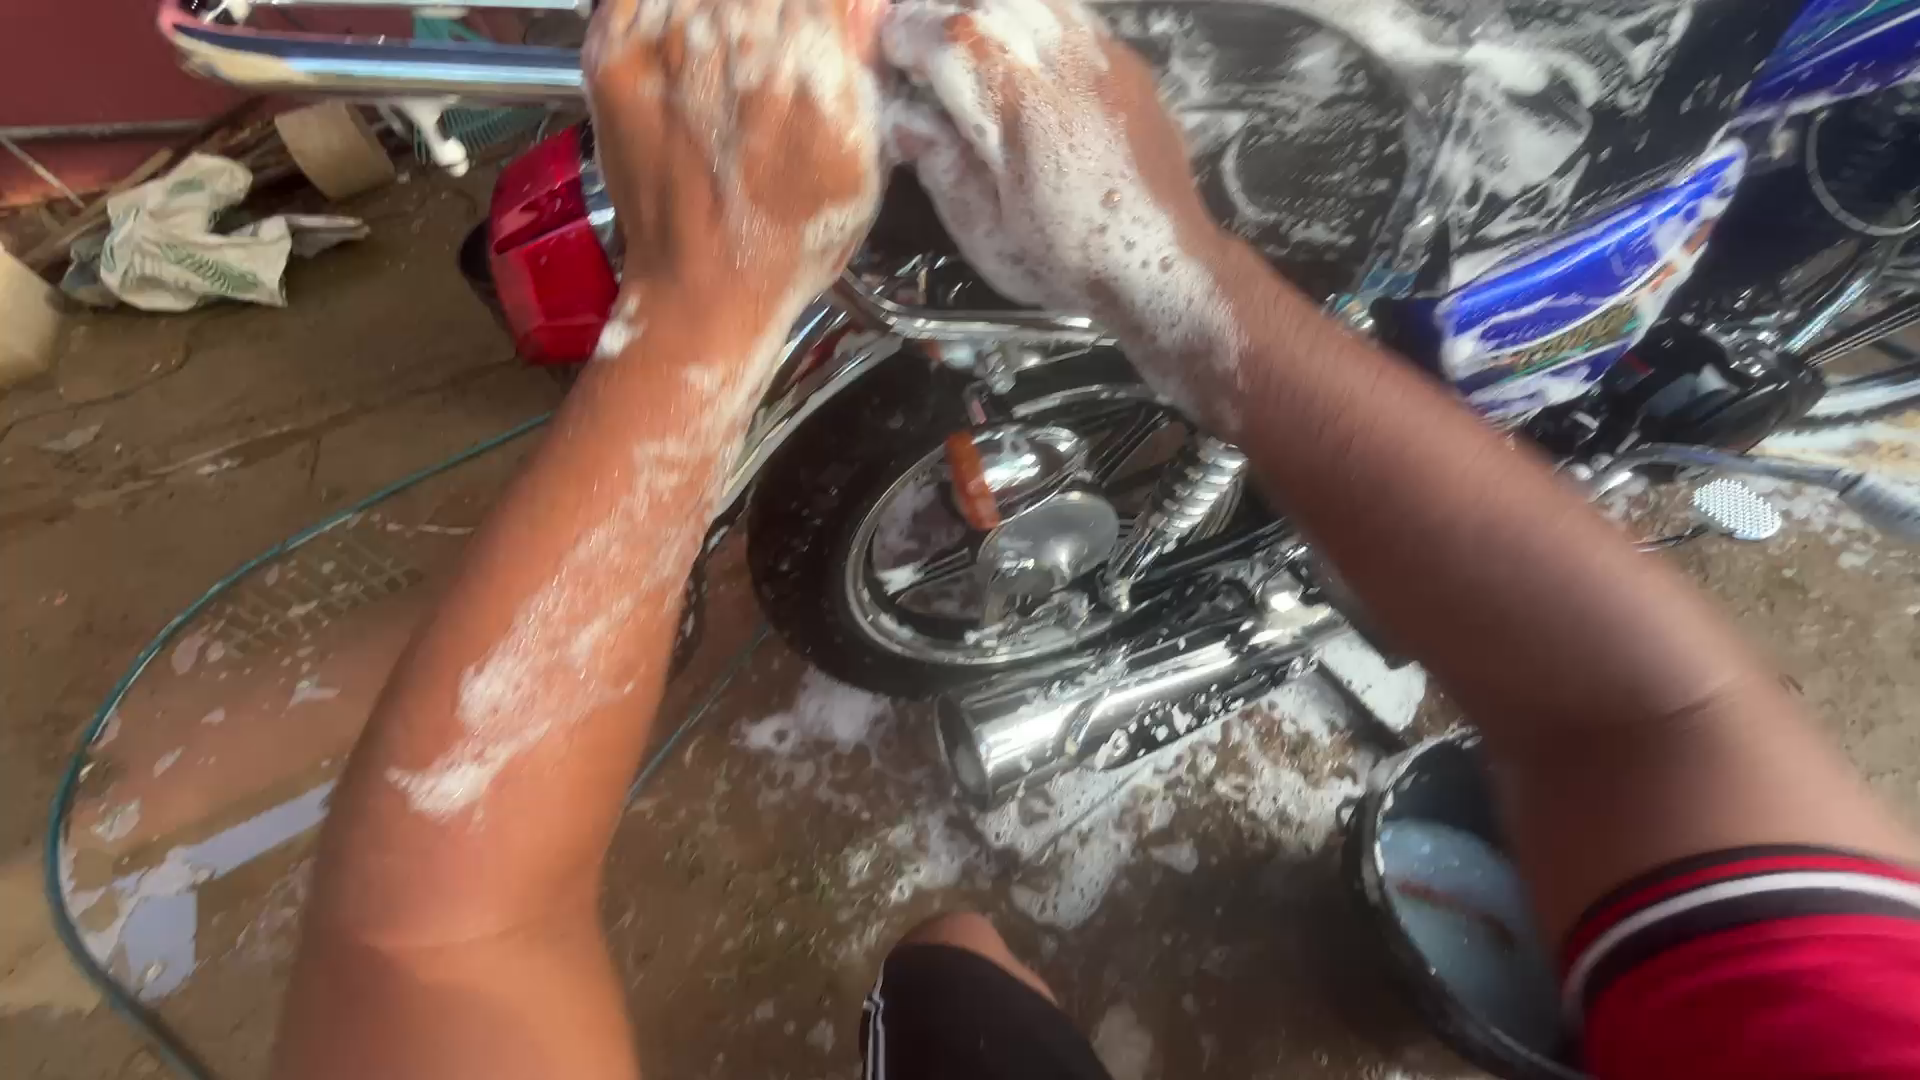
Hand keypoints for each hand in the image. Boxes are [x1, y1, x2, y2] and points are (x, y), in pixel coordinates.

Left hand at [584, 0, 886, 316]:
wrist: (704, 289)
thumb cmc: (789, 248)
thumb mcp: (861, 177)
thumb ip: (863, 83)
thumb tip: (861, 11)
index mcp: (812, 67)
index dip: (815, 15)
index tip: (810, 35)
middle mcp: (740, 38)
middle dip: (769, 16)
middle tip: (766, 63)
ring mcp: (670, 40)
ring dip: (719, 15)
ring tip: (724, 73)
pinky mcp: (616, 53)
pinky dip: (667, 10)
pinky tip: (685, 49)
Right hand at [880, 0, 1245, 430]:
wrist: (1160, 266)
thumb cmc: (1075, 264)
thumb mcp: (990, 236)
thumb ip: (943, 169)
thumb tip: (902, 120)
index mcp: (1025, 117)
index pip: (952, 38)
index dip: (907, 34)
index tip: (885, 48)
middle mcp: (1068, 69)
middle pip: (986, 1)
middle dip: (936, 11)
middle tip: (910, 40)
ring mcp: (1103, 57)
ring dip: (980, 10)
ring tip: (955, 42)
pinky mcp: (1124, 60)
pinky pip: (1067, 10)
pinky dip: (1025, 16)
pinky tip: (1011, 49)